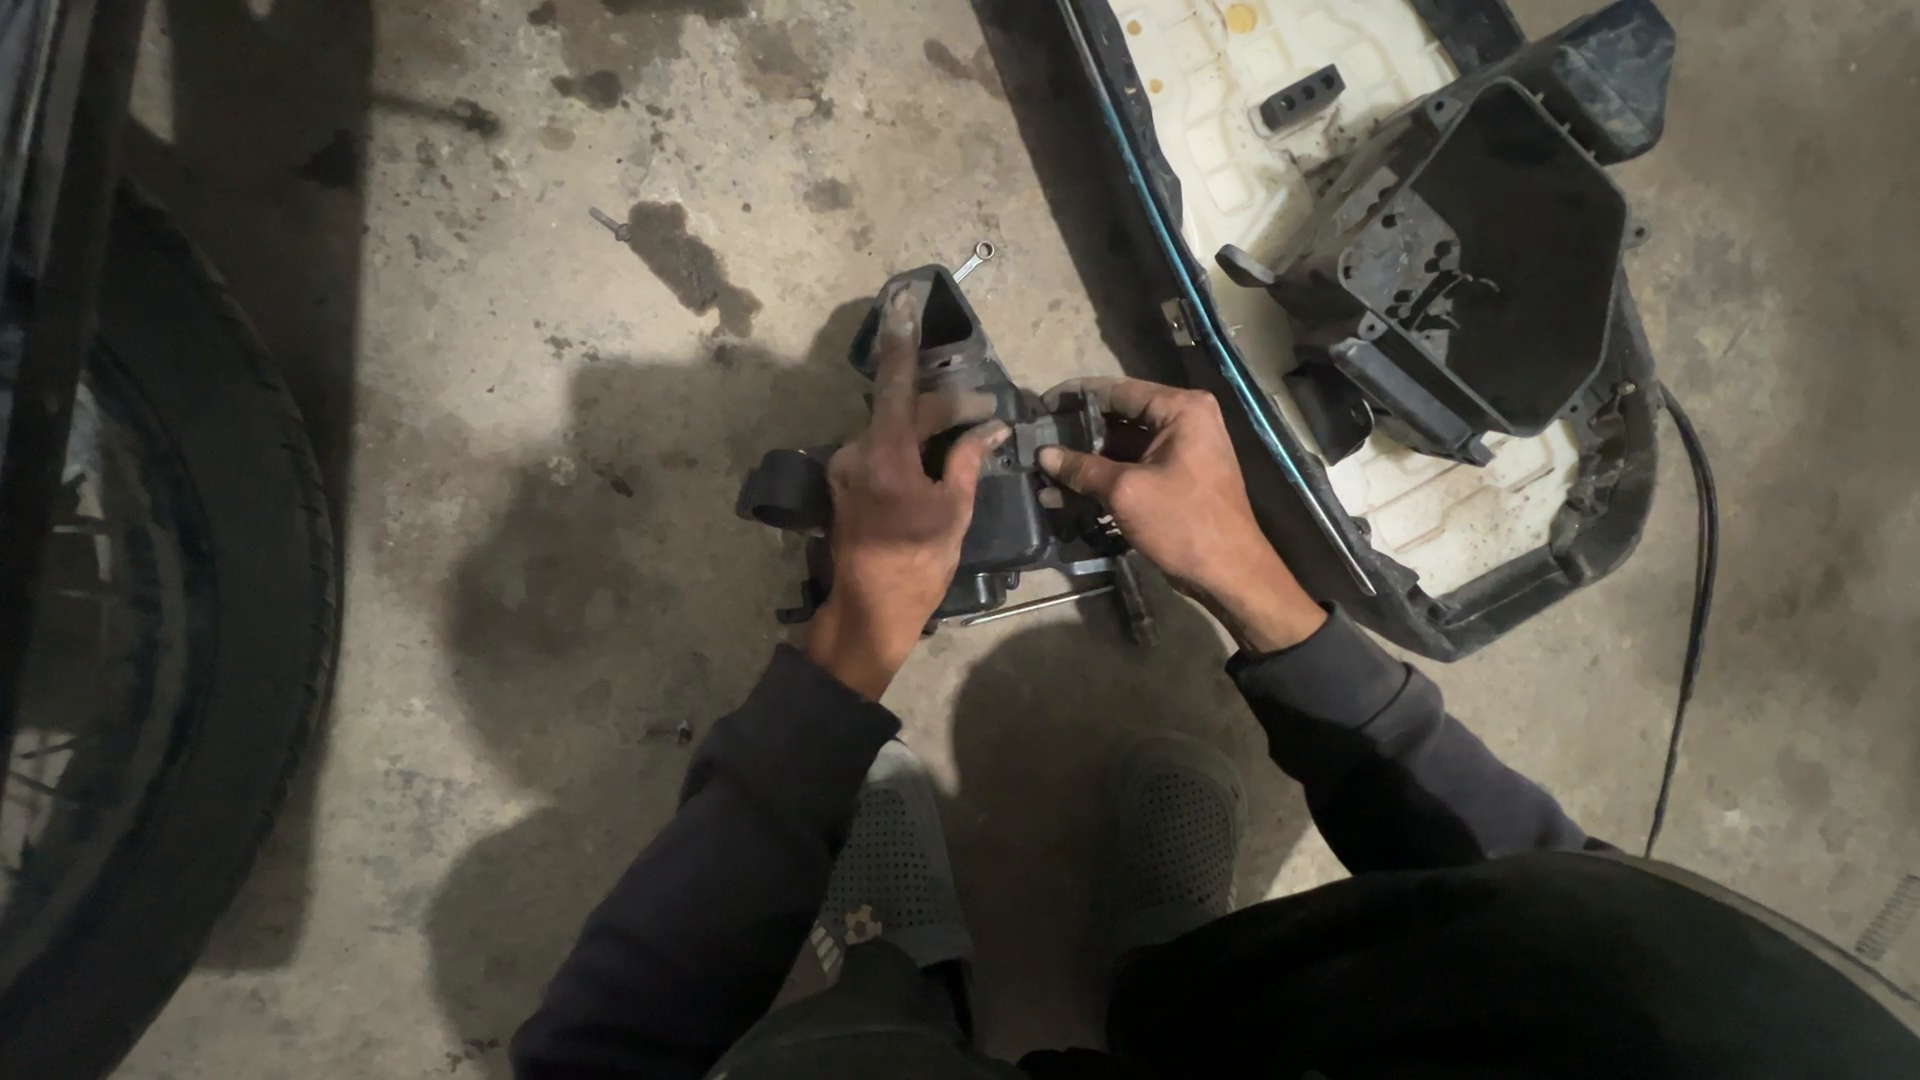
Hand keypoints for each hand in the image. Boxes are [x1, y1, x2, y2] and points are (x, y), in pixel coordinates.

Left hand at [805, 290, 1008, 698]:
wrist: (870, 610)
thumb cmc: (918, 564)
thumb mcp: (953, 511)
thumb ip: (966, 460)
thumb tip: (990, 428)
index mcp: (883, 456)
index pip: (899, 385)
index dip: (905, 340)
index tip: (904, 299)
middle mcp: (855, 452)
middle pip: (902, 411)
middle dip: (943, 406)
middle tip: (983, 412)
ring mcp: (844, 468)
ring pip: (892, 432)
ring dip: (925, 429)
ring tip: (964, 431)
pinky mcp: (843, 484)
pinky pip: (881, 451)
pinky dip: (908, 448)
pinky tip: (935, 455)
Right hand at [1037, 378, 1326, 651]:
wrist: (1228, 572)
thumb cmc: (1183, 522)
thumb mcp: (1126, 491)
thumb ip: (1082, 468)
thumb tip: (1043, 454)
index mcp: (1181, 409)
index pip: (1118, 390)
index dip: (1076, 397)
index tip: (1041, 405)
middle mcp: (1184, 421)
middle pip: (1119, 418)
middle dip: (1078, 432)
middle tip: (1037, 439)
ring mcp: (1179, 451)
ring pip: (1121, 447)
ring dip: (1086, 460)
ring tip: (1044, 468)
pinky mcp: (1173, 479)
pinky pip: (1131, 469)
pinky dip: (1102, 478)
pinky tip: (1066, 492)